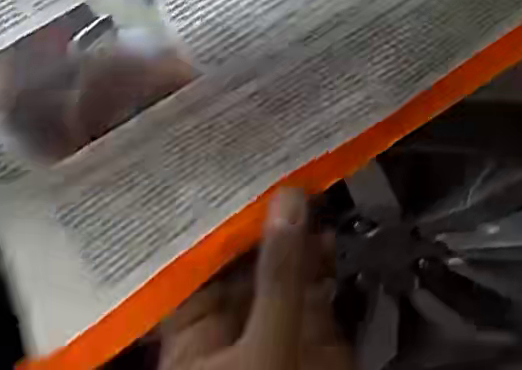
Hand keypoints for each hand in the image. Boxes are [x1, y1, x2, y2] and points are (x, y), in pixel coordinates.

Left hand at [160, 189, 353, 369]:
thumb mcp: (263, 351)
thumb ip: (279, 277)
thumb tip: (290, 196)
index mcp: (192, 344)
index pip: (197, 267)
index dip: (215, 219)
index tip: (236, 170)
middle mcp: (229, 335)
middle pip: (245, 264)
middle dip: (267, 221)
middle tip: (283, 171)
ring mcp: (272, 338)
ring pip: (282, 276)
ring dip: (298, 237)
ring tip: (311, 197)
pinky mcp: (312, 344)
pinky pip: (313, 294)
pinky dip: (322, 264)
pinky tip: (329, 239)